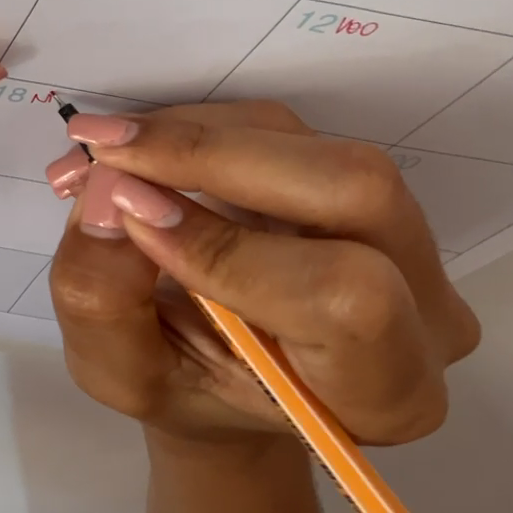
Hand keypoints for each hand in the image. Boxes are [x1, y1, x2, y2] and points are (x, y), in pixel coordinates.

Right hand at [45, 101, 479, 447]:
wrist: (212, 368)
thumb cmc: (177, 387)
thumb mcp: (115, 370)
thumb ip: (102, 297)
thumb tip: (106, 197)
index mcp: (380, 386)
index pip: (346, 298)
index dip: (227, 246)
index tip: (123, 213)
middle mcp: (419, 303)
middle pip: (348, 187)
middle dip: (204, 155)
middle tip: (100, 151)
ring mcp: (392, 229)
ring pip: (297, 140)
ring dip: (178, 133)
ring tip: (93, 158)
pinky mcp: (339, 177)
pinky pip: (266, 125)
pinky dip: (180, 125)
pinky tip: (126, 153)